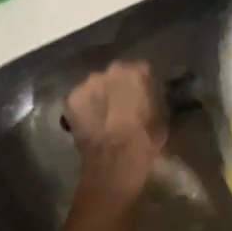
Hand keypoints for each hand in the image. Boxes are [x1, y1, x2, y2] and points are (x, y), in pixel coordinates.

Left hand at [63, 62, 165, 207]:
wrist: (114, 161)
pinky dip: (84, 107)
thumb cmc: (144, 140)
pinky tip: (88, 121)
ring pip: (95, 85)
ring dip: (100, 95)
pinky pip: (80, 98)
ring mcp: (88, 84)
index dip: (141, 83)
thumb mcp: (160, 118)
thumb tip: (149, 100)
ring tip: (103, 114)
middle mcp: (111, 71)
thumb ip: (153, 101)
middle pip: (115, 74)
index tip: (143, 94)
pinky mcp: (71, 99)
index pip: (140, 69)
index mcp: (136, 73)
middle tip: (122, 104)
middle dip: (118, 86)